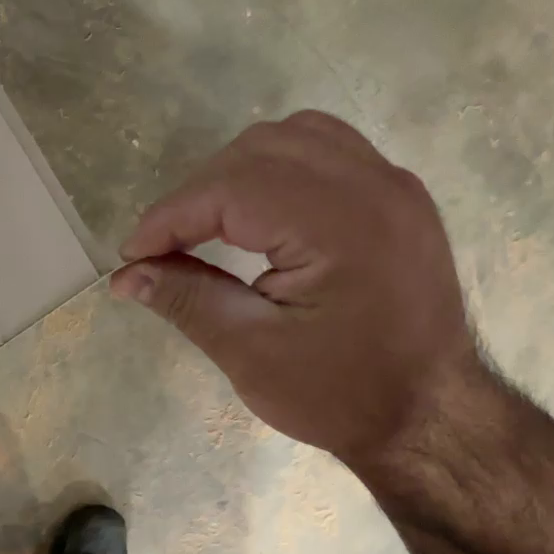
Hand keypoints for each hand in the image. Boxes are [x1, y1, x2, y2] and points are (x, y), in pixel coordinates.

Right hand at [113, 110, 482, 463]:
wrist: (427, 415)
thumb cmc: (337, 395)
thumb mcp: (250, 353)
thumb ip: (187, 300)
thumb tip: (127, 275)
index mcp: (340, 224)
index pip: (233, 187)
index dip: (170, 216)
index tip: (131, 257)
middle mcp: (373, 185)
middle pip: (259, 150)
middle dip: (197, 194)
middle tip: (162, 250)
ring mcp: (392, 185)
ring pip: (293, 139)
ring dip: (235, 175)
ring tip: (202, 228)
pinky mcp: (396, 198)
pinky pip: (326, 152)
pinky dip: (276, 172)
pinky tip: (254, 216)